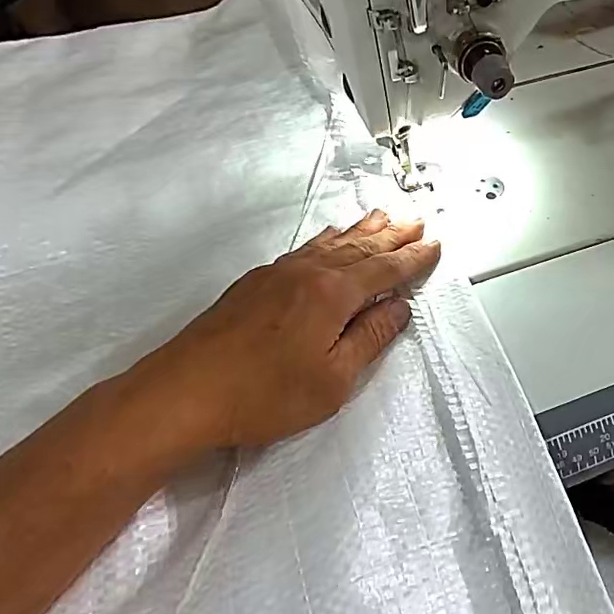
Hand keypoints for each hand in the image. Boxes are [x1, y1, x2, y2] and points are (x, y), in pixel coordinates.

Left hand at [120, 210, 440, 458]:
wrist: (179, 396)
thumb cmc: (263, 395)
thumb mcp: (334, 379)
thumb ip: (370, 338)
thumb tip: (398, 308)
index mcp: (331, 295)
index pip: (384, 270)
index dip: (413, 258)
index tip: (434, 245)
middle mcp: (306, 274)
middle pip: (361, 248)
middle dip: (393, 235)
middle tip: (417, 221)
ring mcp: (277, 274)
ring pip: (331, 243)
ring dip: (362, 230)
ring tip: (383, 217)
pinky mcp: (254, 283)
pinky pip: (305, 248)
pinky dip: (328, 239)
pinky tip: (330, 236)